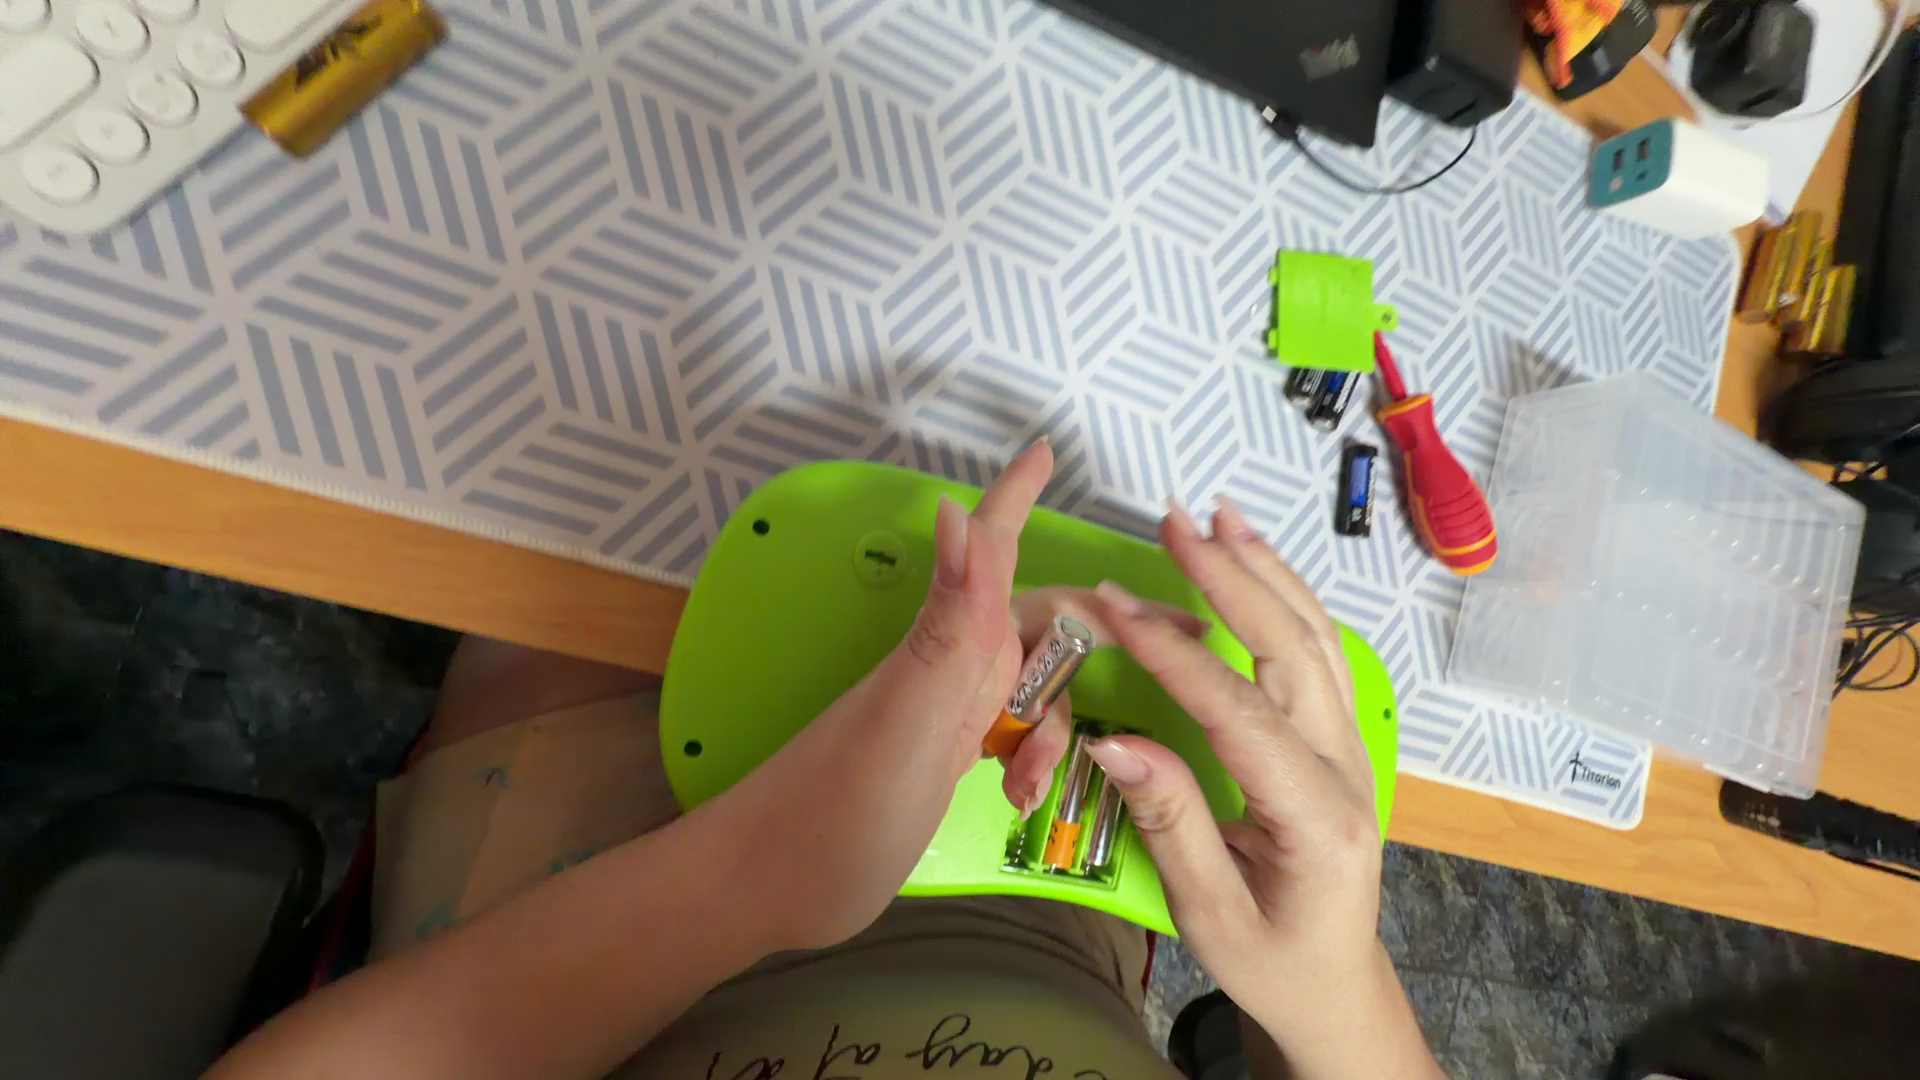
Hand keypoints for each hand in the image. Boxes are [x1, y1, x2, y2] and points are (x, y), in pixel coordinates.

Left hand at [708, 441, 1201, 951]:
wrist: (777, 879)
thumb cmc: (838, 801)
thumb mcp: (908, 708)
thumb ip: (948, 616)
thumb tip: (957, 509)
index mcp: (951, 638)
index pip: (992, 546)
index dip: (1017, 494)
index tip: (1044, 449)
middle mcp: (955, 659)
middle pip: (1045, 620)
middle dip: (1106, 630)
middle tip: (1181, 638)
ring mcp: (952, 705)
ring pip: (1040, 684)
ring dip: (1057, 728)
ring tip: (1026, 782)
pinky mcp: (950, 748)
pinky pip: (1018, 731)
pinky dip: (1034, 758)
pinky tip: (1014, 796)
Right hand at [1083, 499, 1441, 1077]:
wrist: (1337, 983)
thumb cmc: (1270, 957)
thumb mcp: (1208, 911)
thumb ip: (1170, 822)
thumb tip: (1114, 741)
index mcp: (1313, 814)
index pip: (1237, 712)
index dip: (1173, 654)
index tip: (1114, 606)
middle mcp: (1344, 762)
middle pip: (1293, 648)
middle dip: (1231, 575)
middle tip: (1176, 523)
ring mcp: (1349, 742)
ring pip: (1314, 635)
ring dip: (1265, 568)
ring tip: (1220, 517)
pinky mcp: (1338, 733)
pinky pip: (1317, 649)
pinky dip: (1285, 593)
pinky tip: (1253, 562)